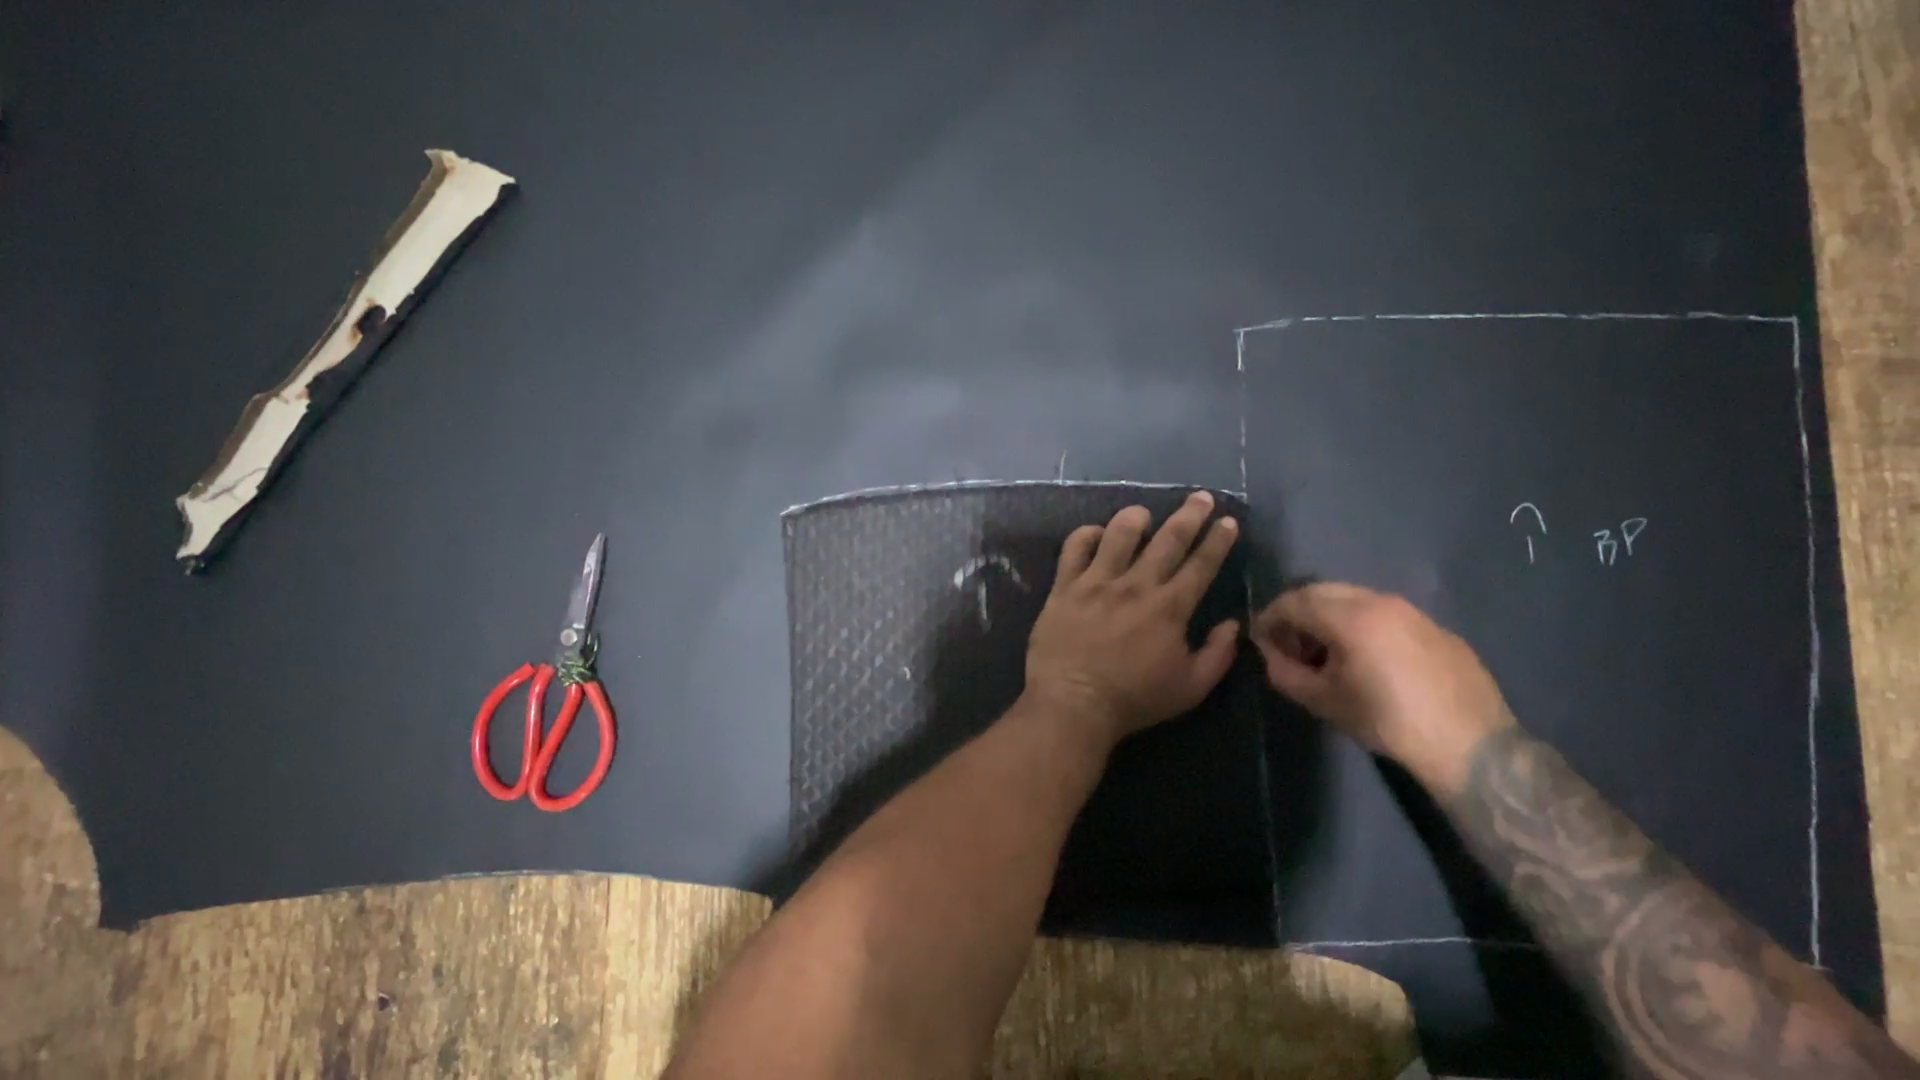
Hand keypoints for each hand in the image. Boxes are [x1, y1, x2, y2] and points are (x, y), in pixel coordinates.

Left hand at [1022, 492, 1241, 750]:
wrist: (1072, 704)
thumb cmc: (1135, 700)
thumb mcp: (1190, 688)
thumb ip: (1217, 655)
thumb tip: (1232, 625)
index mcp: (1170, 607)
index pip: (1201, 564)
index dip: (1218, 540)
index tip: (1228, 521)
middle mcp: (1136, 585)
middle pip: (1168, 539)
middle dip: (1189, 515)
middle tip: (1201, 497)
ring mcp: (1097, 582)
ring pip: (1119, 533)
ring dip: (1136, 518)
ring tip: (1145, 514)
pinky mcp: (1065, 587)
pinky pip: (1075, 548)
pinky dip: (1087, 534)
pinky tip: (1096, 534)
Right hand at [1251, 583, 1514, 790]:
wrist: (1470, 745)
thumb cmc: (1388, 722)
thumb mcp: (1325, 702)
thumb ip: (1286, 674)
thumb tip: (1271, 655)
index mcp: (1351, 616)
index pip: (1295, 601)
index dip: (1270, 617)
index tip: (1259, 638)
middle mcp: (1381, 601)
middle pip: (1324, 591)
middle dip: (1299, 611)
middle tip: (1289, 643)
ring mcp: (1414, 612)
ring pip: (1357, 599)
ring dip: (1331, 616)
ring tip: (1326, 652)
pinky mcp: (1436, 628)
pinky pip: (1386, 614)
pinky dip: (1362, 625)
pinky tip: (1366, 659)